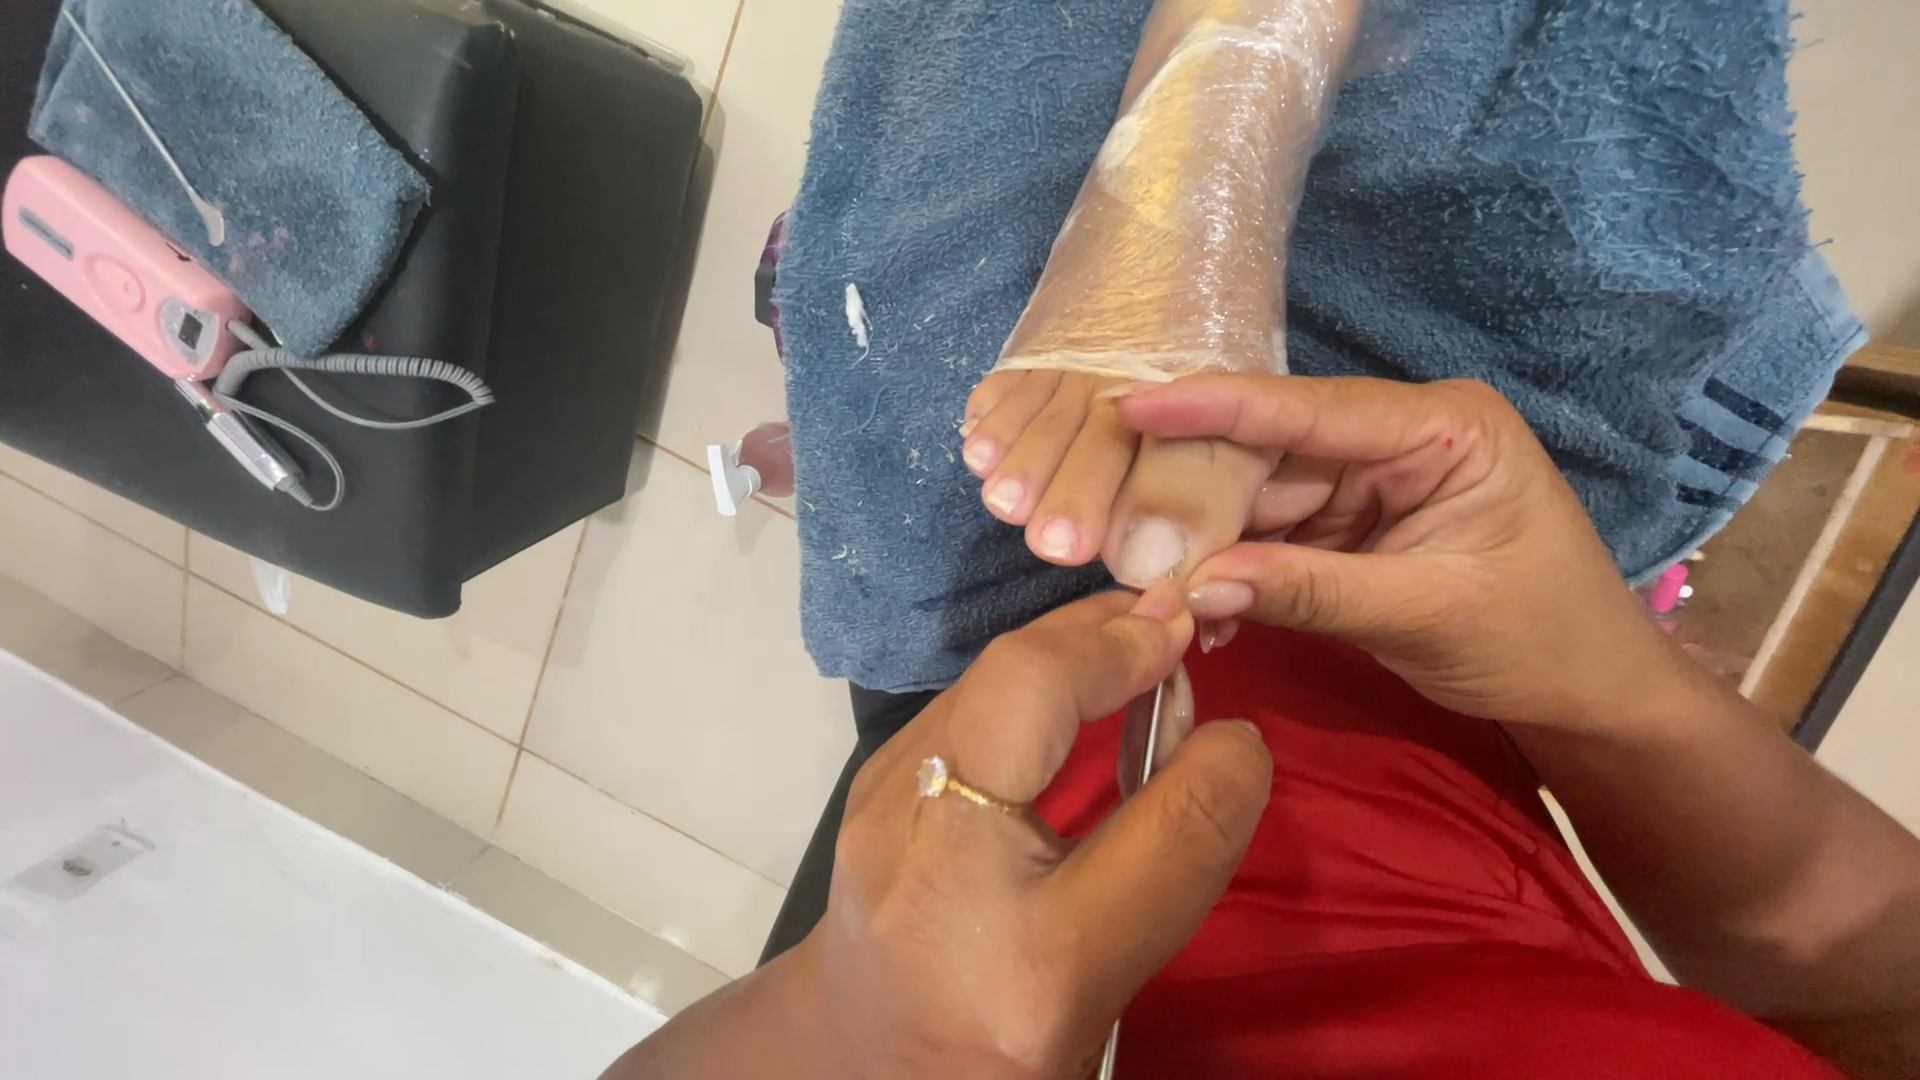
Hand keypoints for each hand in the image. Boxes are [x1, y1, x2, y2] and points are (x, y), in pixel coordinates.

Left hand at [799, 587, 1270, 1076]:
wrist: (861, 1049)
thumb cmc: (993, 1033)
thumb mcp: (1104, 975)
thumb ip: (1176, 853)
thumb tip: (1230, 741)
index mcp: (1010, 941)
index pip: (1142, 828)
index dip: (1181, 729)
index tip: (1209, 671)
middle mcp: (920, 845)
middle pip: (1021, 686)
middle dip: (1106, 633)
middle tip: (1171, 616)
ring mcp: (879, 796)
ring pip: (992, 675)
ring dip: (1071, 640)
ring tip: (1135, 633)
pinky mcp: (874, 773)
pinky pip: (973, 693)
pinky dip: (1035, 668)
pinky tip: (1073, 674)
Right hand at [1112, 376, 1690, 731]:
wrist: (1583, 694)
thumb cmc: (1539, 638)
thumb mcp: (1424, 613)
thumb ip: (1308, 592)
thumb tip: (1194, 586)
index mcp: (1439, 428)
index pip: (1309, 411)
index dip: (1214, 408)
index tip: (1131, 405)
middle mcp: (1387, 440)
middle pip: (1265, 455)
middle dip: (1196, 496)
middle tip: (1122, 531)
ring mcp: (1358, 483)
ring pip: (1252, 500)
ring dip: (1205, 546)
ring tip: (1158, 588)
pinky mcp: (1337, 525)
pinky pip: (1262, 539)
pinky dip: (1230, 574)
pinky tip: (1207, 612)